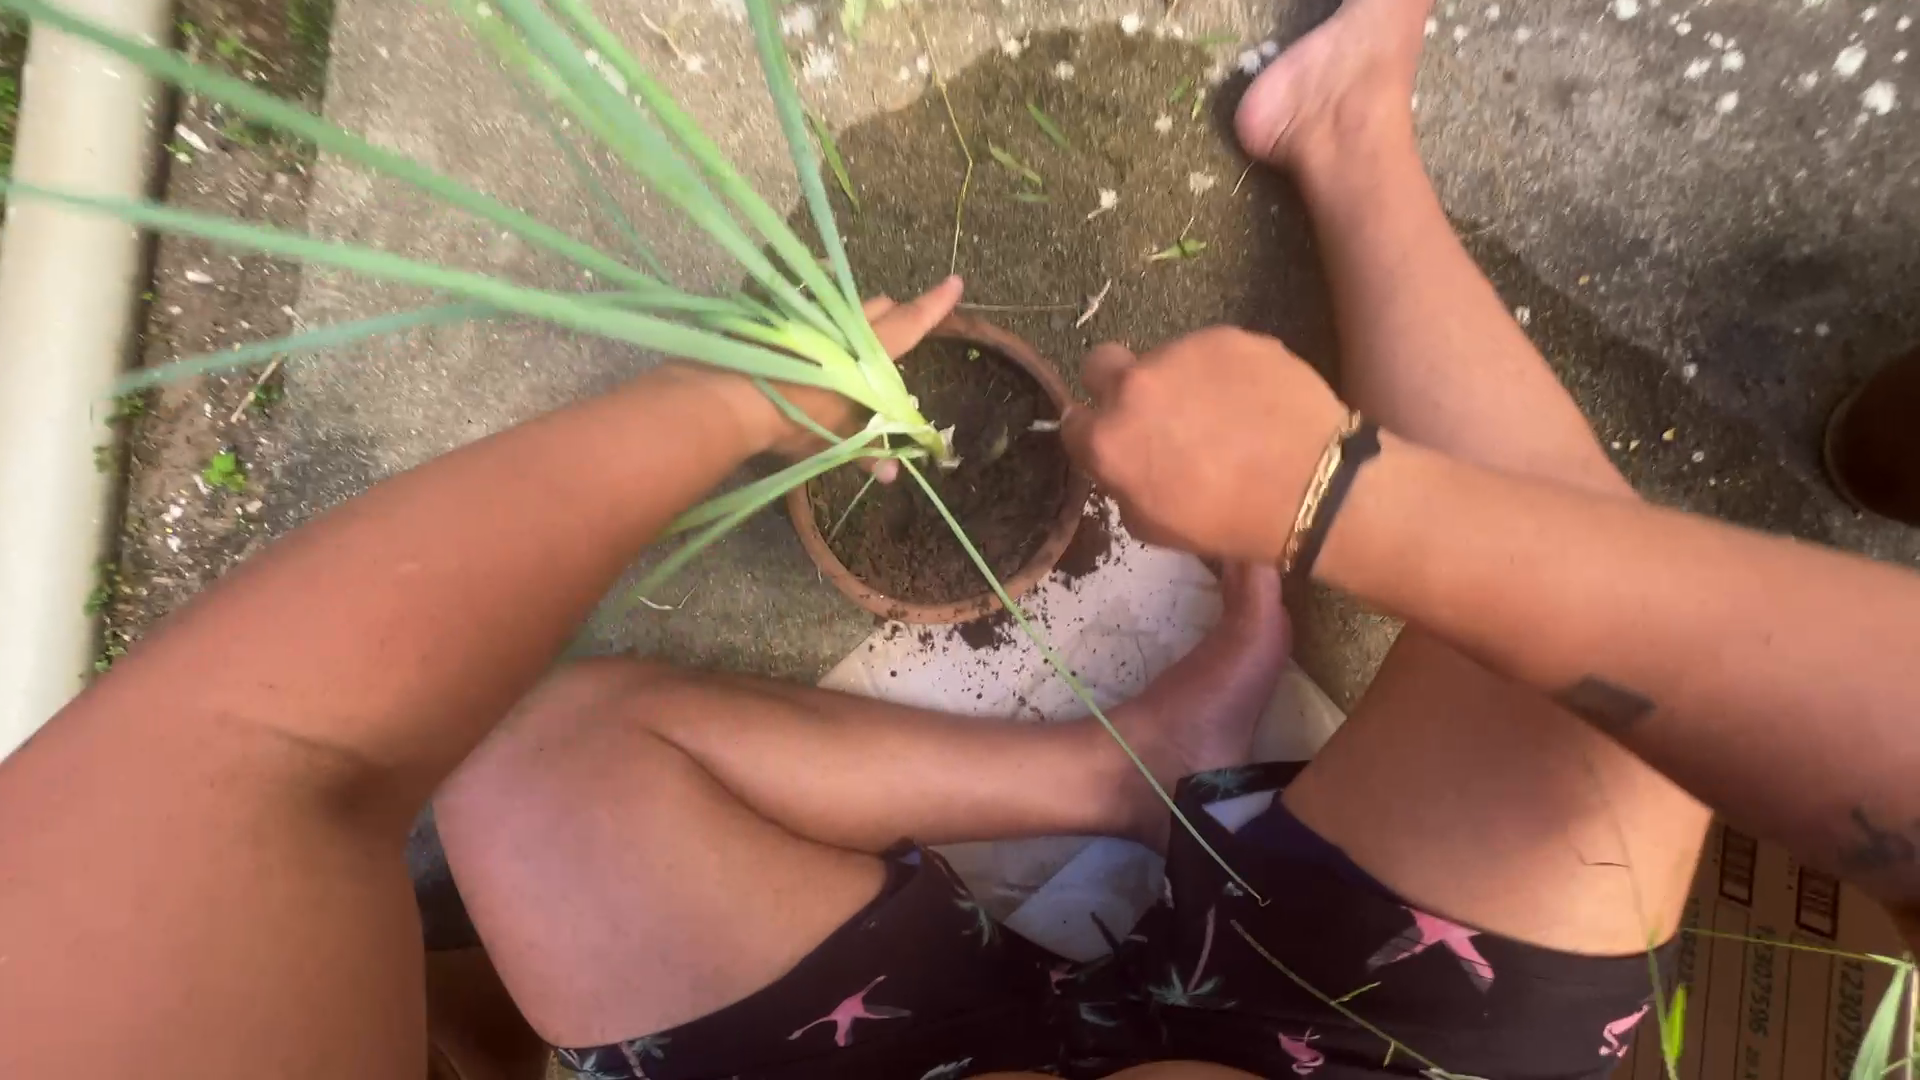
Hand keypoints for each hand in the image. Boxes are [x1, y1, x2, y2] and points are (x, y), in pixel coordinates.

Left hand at [747, 276, 964, 478]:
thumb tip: (894, 473)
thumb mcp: (833, 441)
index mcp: (864, 355)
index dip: (934, 305)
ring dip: (855, 319)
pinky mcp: (778, 320)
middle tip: (898, 327)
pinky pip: (809, 312)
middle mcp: (841, 328)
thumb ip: (867, 453)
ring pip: (843, 307)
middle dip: (893, 315)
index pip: (909, 324)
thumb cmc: (793, 422)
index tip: (955, 282)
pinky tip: (811, 336)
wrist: (731, 402)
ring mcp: (808, 319)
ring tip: (852, 338)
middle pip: (878, 308)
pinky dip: (820, 323)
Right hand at [1060, 326, 1349, 561]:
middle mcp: (1133, 386)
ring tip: (1221, 414)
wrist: (1310, 488)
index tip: (1116, 442)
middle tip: (1152, 412)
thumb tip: (1124, 461)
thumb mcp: (1151, 526)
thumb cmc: (1225, 521)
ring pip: (1163, 359)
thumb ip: (1121, 483)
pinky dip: (1222, 372)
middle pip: (1099, 364)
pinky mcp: (1227, 336)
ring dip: (1177, 381)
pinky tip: (1250, 401)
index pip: (1072, 421)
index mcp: (1107, 439)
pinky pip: (1211, 352)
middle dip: (1113, 384)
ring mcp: (1181, 353)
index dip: (1093, 433)